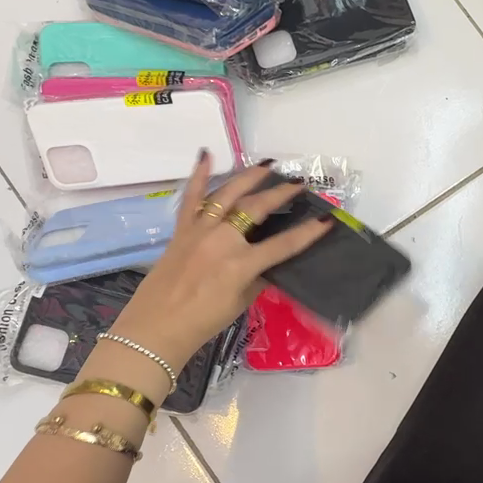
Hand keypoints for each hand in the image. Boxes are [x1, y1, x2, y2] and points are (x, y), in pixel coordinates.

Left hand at [107, 157, 331, 367]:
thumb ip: (258, 277)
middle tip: (299, 184)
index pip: (283, 245)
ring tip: (267, 164)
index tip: (327, 219)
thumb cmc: (203, 321)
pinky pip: (191, 199)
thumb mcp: (241, 301)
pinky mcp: (181, 231)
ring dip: (248, 177)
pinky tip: (206, 154)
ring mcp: (198, 232)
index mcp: (240, 265)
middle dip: (281, 194)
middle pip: (256, 209)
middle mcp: (220, 241)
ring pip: (226, 195)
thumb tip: (270, 260)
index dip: (308, 233)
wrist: (156, 328)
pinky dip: (198, 175)